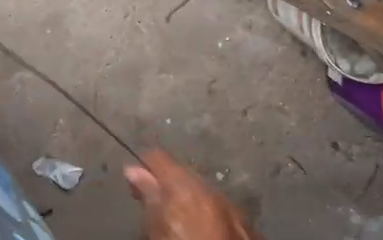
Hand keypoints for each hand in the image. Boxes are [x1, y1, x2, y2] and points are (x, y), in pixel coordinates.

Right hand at [126, 151, 258, 239]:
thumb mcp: (155, 223)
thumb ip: (147, 193)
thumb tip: (133, 170)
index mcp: (185, 182)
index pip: (157, 156)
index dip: (143, 166)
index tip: (135, 184)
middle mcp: (211, 187)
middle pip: (183, 173)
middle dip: (169, 182)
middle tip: (157, 203)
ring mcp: (233, 207)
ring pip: (204, 192)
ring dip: (190, 198)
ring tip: (180, 217)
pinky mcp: (248, 227)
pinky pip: (222, 210)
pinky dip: (209, 213)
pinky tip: (203, 228)